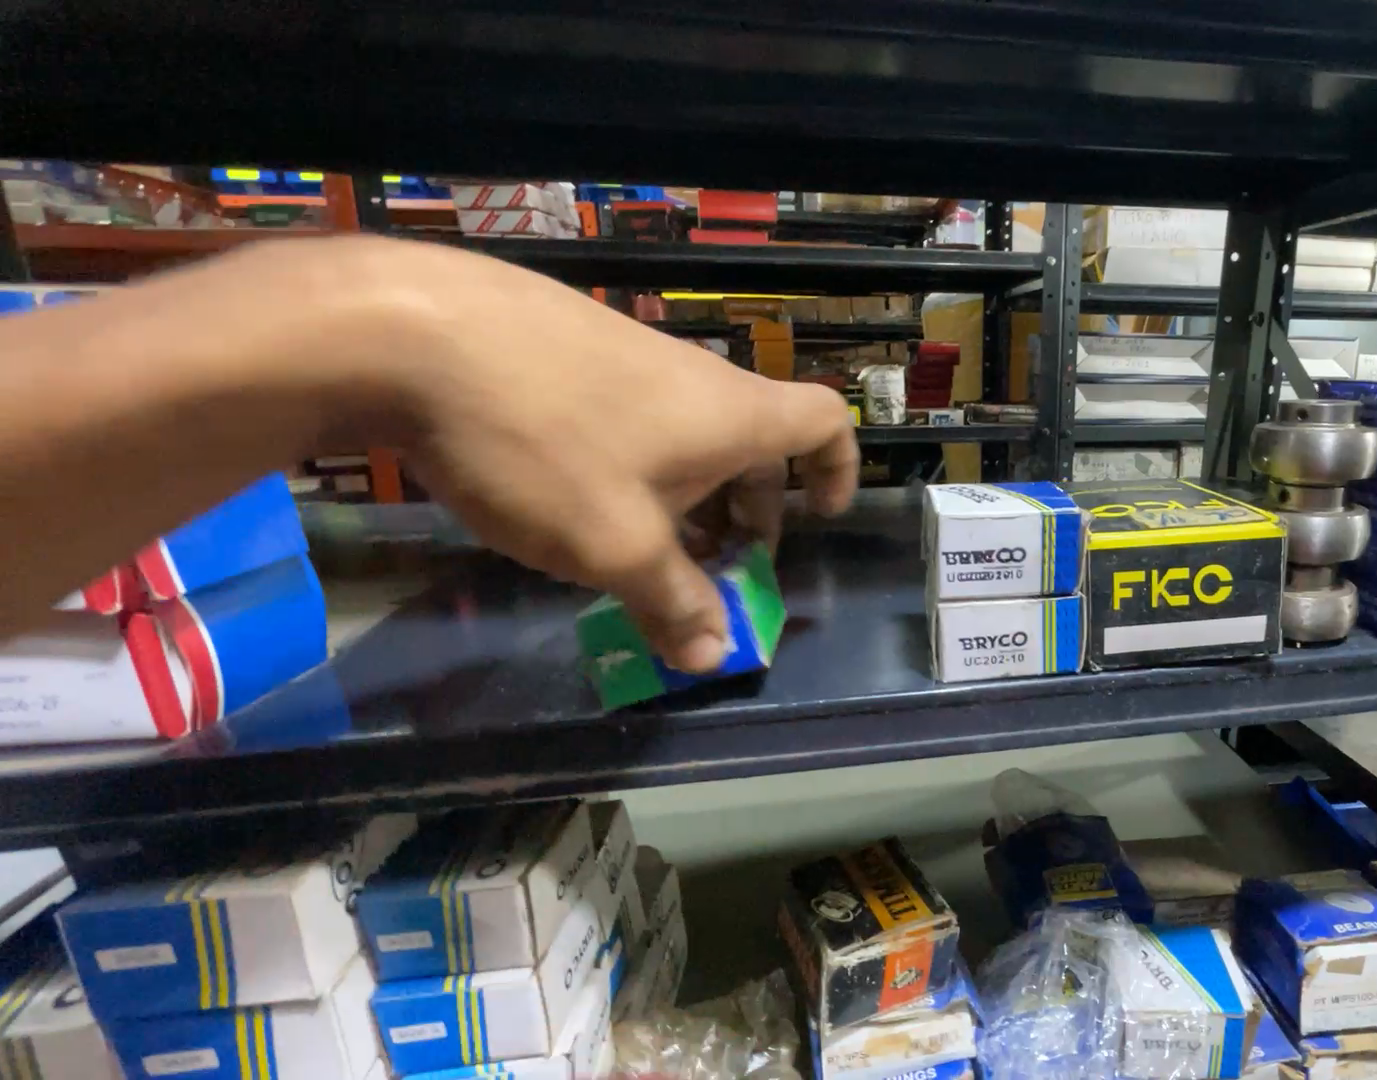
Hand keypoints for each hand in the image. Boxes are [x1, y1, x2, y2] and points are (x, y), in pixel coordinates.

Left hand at [346, 238, 858, 672]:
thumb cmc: (546, 444)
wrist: (406, 330)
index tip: (822, 516)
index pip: (827, 422)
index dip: (840, 468)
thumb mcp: (616, 545)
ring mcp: (635, 360)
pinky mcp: (577, 354)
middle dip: (755, 509)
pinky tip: (579, 499)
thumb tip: (713, 657)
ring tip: (647, 545)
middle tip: (722, 563)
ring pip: (694, 434)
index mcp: (735, 416)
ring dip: (694, 495)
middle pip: (759, 442)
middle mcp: (699, 379)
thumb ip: (674, 602)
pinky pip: (640, 417)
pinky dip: (643, 466)